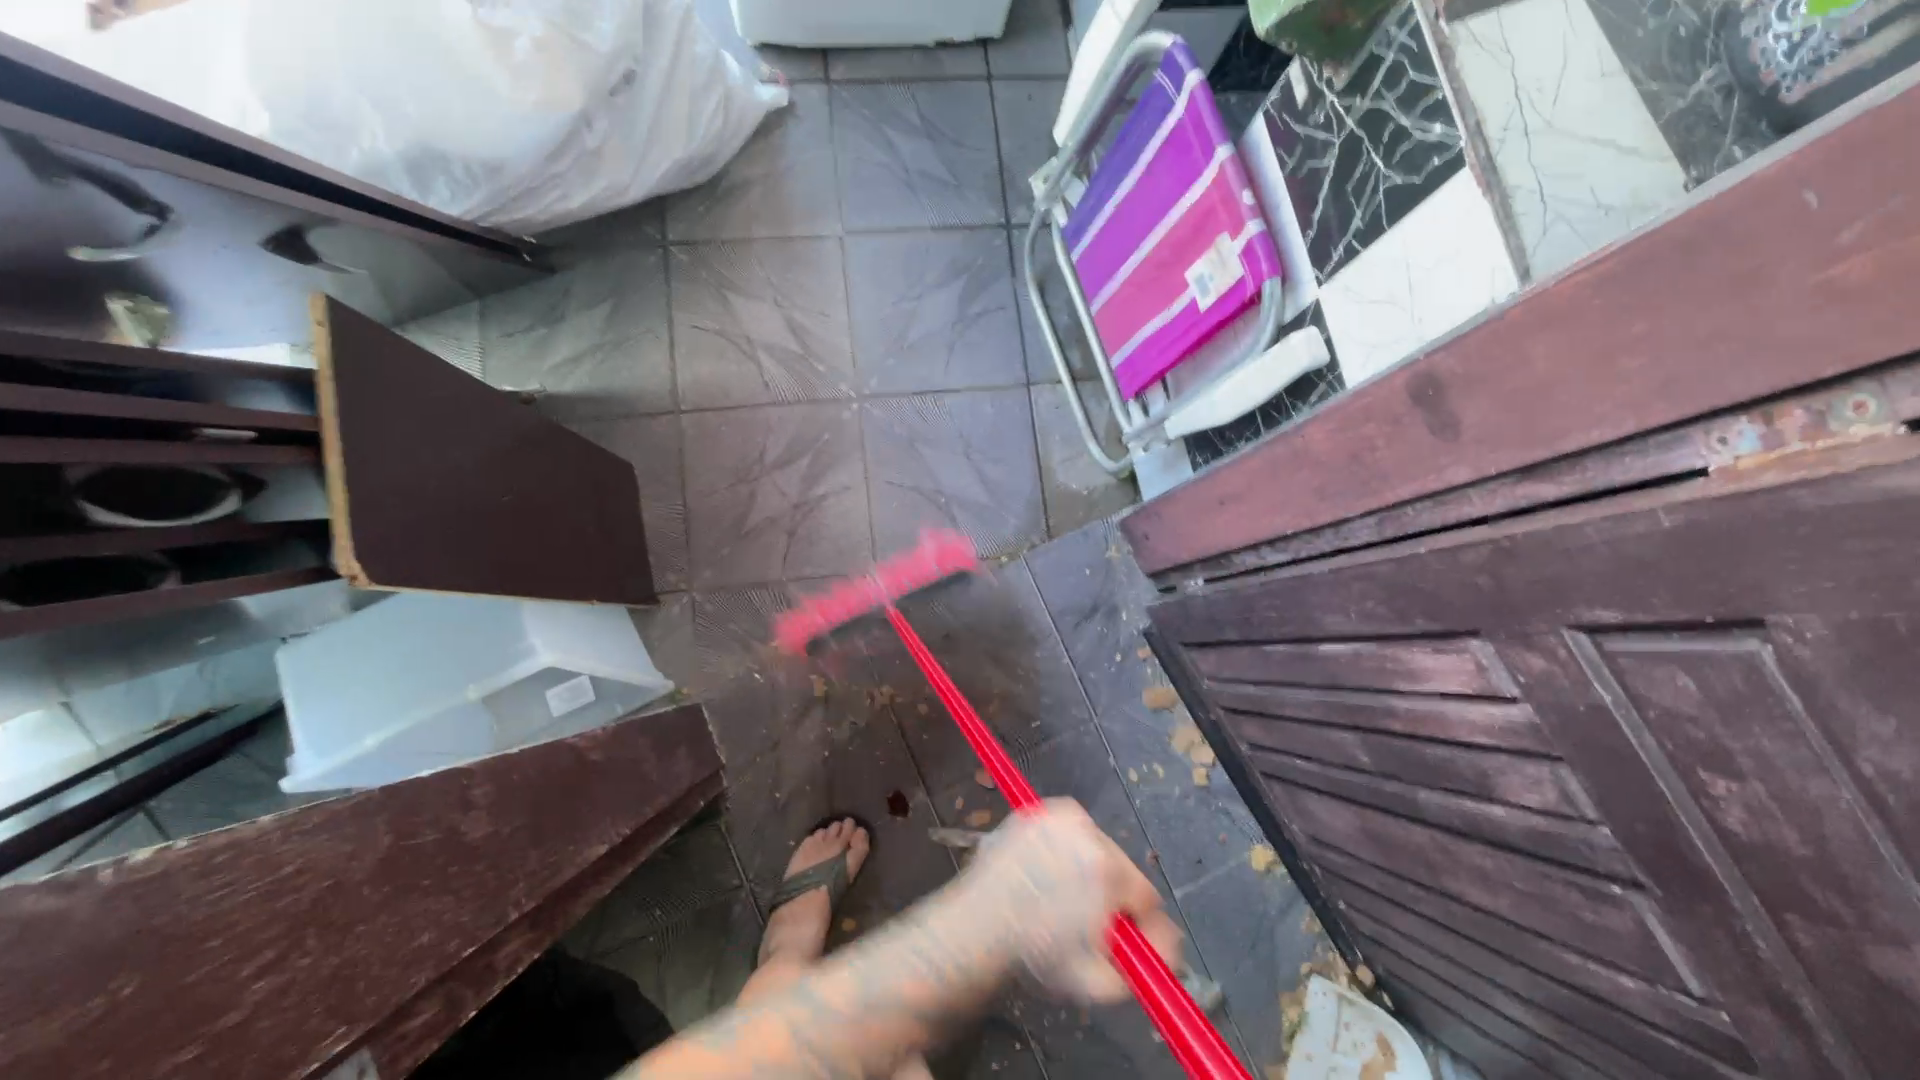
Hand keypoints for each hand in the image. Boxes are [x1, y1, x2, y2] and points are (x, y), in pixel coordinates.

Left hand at [955, 798, 1183, 1001]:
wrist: (974, 927)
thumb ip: (1147, 967)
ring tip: (1061, 902)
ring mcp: (1056, 816)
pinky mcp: (1034, 811)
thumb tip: (1172, 957)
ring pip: (1093, 850)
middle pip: (1120, 869)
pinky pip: (1066, 835)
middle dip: (1112, 897)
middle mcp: (1086, 831)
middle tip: (1091, 925)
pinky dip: (1064, 852)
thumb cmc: (1034, 953)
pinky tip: (1047, 877)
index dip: (1140, 924)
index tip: (1128, 940)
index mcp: (1107, 868)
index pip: (1146, 897)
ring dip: (1088, 873)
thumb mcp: (1099, 980)